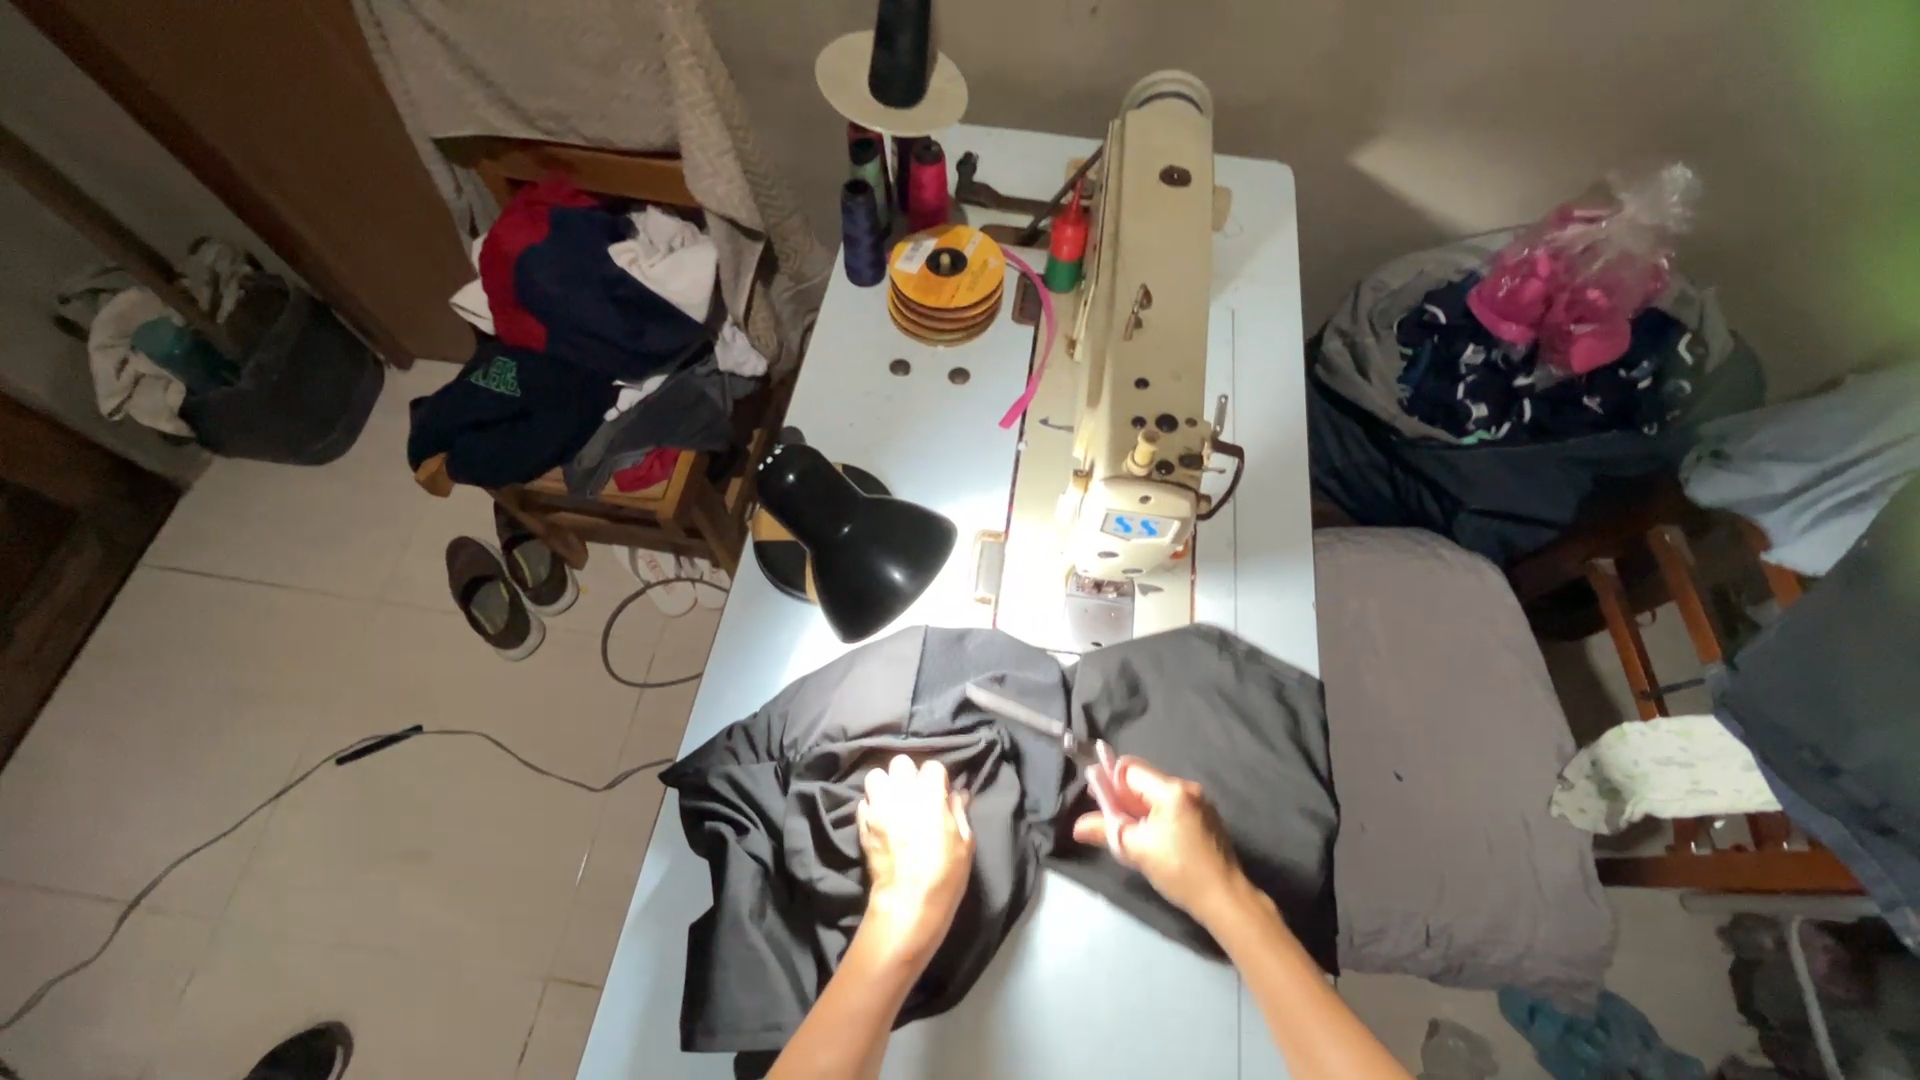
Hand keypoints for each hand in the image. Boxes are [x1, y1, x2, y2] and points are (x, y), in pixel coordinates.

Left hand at [857, 755, 974, 964]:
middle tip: (915, 793)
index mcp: (930, 795)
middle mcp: (901, 793)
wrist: (908, 903)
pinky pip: (863, 802)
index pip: (932, 766)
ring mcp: (878, 807)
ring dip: (885, 785)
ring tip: (893, 801)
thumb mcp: (965, 843)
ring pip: (875, 776)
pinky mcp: (862, 823)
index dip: (937, 778)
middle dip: (908, 774)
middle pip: (900, 762)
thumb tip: (958, 794)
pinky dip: (872, 806)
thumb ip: (959, 812)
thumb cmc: (945, 875)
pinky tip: (881, 818)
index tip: (940, 792)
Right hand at [1072, 757, 1243, 921]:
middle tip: (1108, 820)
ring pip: (1157, 796)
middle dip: (1122, 798)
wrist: (1225, 899)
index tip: (1095, 800)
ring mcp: (1200, 802)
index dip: (1108, 781)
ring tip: (1128, 833)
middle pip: (1143, 781)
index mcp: (1171, 790)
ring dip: (1138, 809)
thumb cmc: (1179, 871)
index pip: (1129, 770)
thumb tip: (1077, 826)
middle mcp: (1187, 788)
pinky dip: (1156, 817)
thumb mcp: (1137, 850)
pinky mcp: (1206, 818)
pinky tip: (1152, 839)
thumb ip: (1105, 830)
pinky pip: (1172, 807)